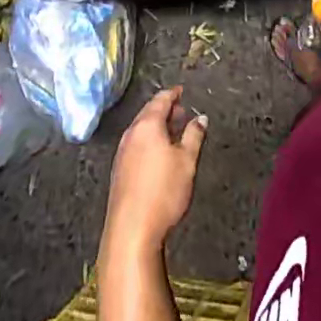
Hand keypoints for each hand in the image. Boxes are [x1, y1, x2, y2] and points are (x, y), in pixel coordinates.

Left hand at [103, 88, 206, 256]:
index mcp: (147, 126)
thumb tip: (200, 118)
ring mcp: (122, 153)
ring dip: (157, 126)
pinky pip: (136, 145)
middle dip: (165, 110)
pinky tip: (159, 153)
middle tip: (181, 109)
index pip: (160, 101)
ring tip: (174, 130)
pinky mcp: (120, 171)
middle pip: (148, 114)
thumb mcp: (187, 160)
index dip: (172, 94)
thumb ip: (194, 135)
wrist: (131, 230)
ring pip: (141, 130)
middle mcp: (131, 135)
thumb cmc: (162, 192)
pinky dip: (149, 141)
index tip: (180, 90)